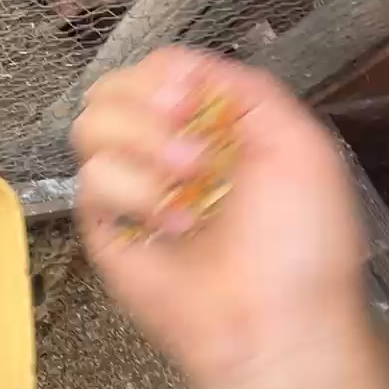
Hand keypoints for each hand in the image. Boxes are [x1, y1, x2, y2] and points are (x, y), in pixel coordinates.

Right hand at [71, 48, 367, 388]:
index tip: (193, 104)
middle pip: (109, 88)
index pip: (156, 69)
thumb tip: (181, 69)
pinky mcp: (101, 221)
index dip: (165, 77)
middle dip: (147, 110)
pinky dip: (135, 194)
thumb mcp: (299, 146)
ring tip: (188, 185)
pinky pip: (92, 179)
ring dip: (143, 147)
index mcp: (205, 124)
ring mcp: (126, 183)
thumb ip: (247, 88)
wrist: (274, 319)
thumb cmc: (299, 239)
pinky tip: (173, 226)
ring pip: (89, 125)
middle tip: (194, 150)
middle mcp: (158, 146)